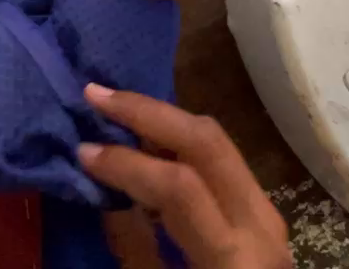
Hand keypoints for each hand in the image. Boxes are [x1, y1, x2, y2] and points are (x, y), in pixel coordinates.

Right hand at [78, 85, 291, 268]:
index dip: (125, 164)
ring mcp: (266, 214)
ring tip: (114, 108)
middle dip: (145, 111)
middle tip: (94, 96)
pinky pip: (217, 156)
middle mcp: (260, 225)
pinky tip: (145, 138)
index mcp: (234, 259)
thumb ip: (133, 246)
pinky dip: (177, 138)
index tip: (82, 153)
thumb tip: (106, 191)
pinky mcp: (261, 212)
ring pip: (213, 138)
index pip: (179, 185)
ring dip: (160, 118)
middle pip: (204, 140)